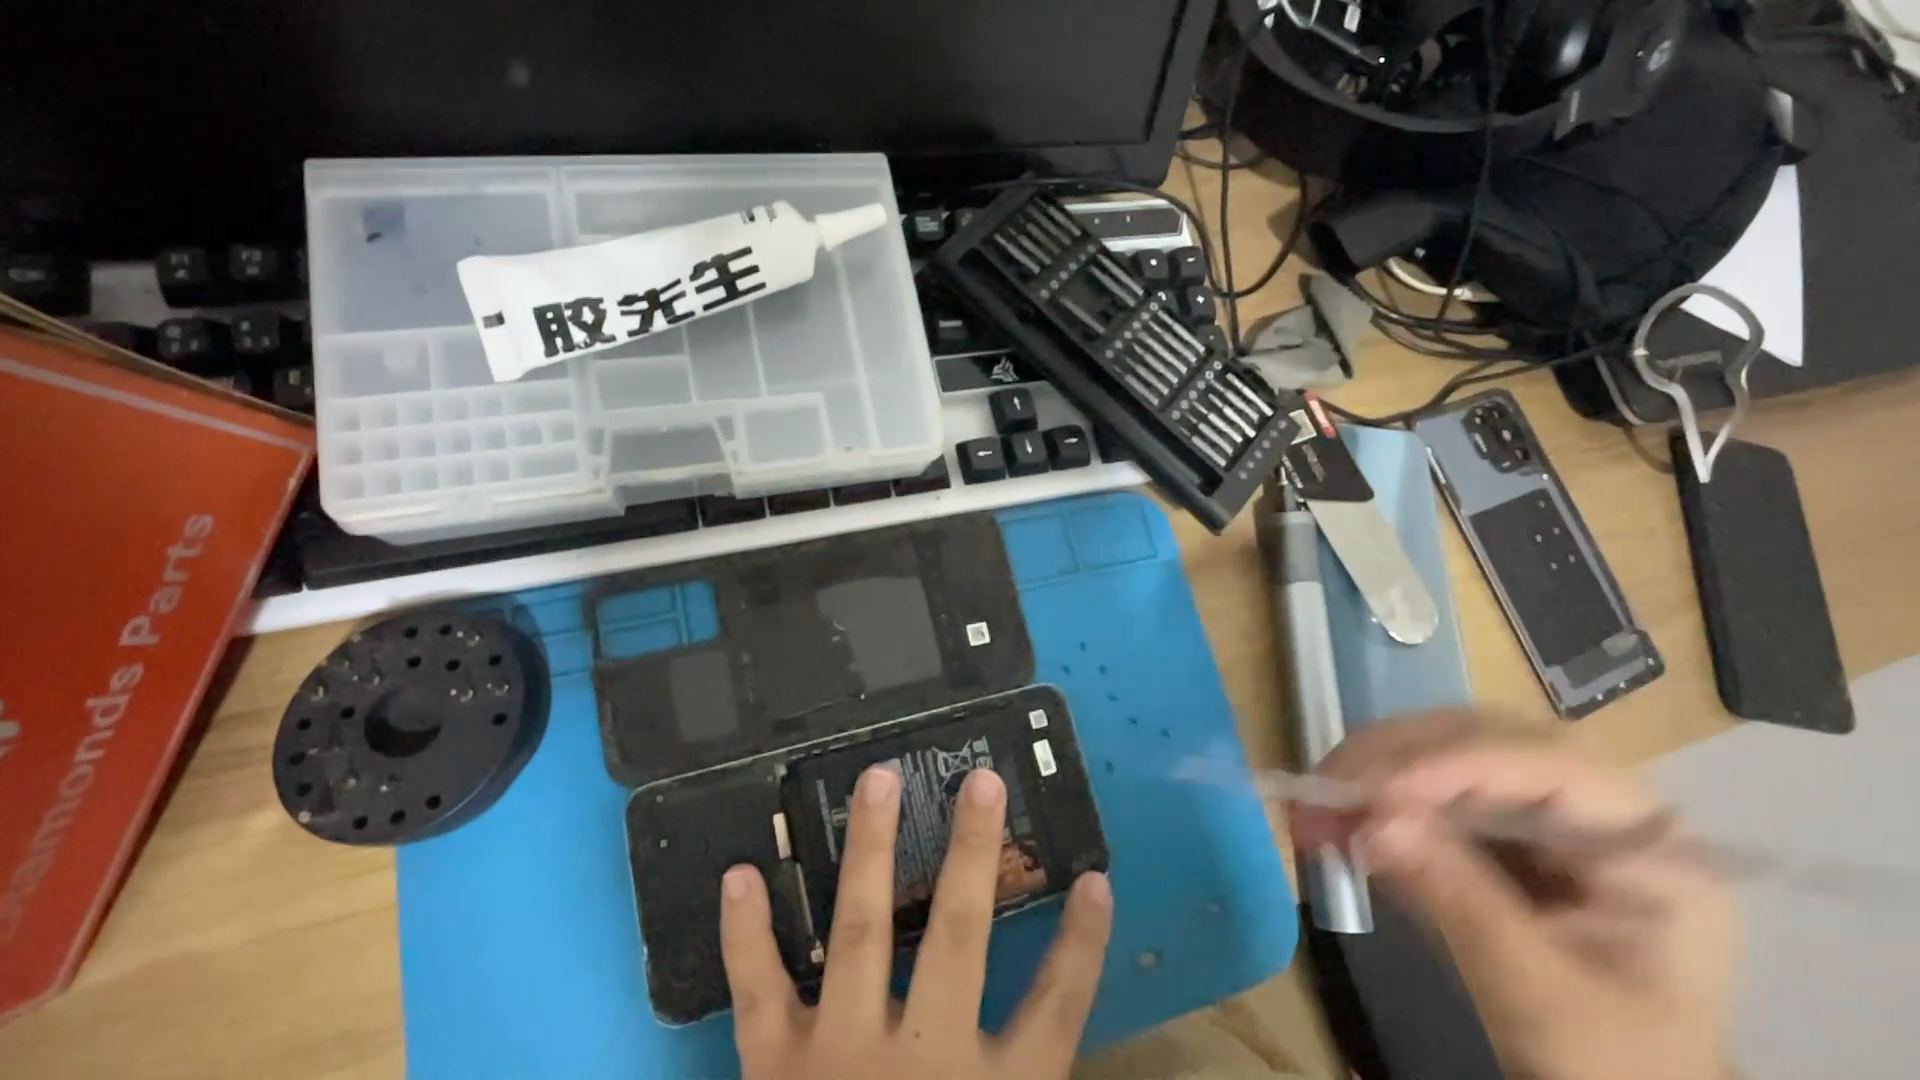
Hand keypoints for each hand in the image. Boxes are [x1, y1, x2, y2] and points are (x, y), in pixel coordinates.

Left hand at [719, 765, 1113, 1079]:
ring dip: (868, 849)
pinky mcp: (773, 1065)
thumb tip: (1053, 1030)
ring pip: (857, 929)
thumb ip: (1027, 1071)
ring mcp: (840, 1053)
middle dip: (970, 856)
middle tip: (978, 780)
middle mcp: (922, 1057)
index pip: (1058, 1008)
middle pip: (956, 938)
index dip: (1082, 944)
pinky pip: (757, 988)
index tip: (1097, 879)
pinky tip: (740, 871)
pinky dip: (745, 932)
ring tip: (878, 779)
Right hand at [1291, 712, 1736, 1079]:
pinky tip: (1339, 817)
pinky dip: (1381, 802)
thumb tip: (1372, 822)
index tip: (1375, 791)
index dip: (1457, 765)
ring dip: (1378, 772)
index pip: (1550, 768)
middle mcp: (1600, 811)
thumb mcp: (1539, 994)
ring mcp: (1550, 820)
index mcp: (1651, 847)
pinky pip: (1437, 796)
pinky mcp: (1507, 837)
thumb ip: (1461, 902)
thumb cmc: (1608, 1061)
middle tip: (1326, 785)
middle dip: (1401, 757)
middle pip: (1493, 744)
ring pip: (1455, 757)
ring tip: (1317, 800)